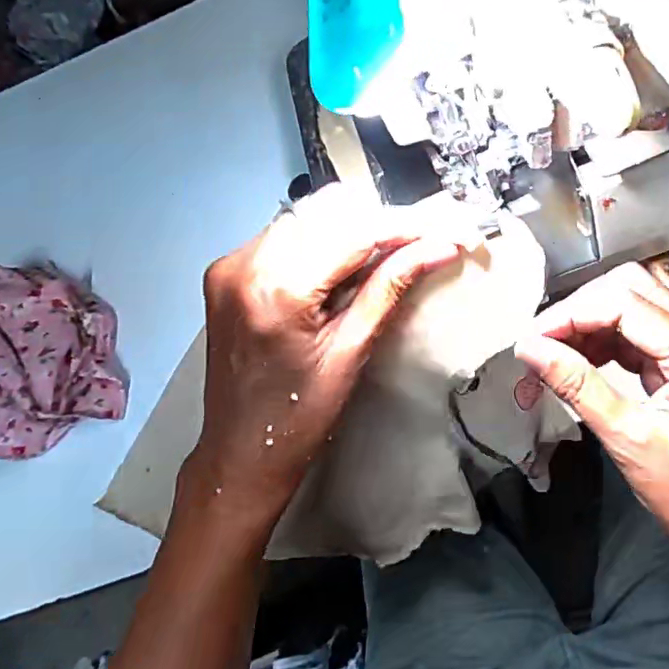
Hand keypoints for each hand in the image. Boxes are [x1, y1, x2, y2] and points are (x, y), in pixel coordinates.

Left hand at [179, 185, 472, 537]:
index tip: (444, 228)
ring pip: (303, 218)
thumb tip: (437, 248)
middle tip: (419, 242)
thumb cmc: (298, 420)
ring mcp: (229, 266)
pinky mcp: (225, 273)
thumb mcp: (351, 352)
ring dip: (347, 228)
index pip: (353, 233)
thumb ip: (390, 288)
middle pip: (326, 213)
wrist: (238, 455)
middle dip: (377, 223)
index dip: (405, 227)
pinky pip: (281, 236)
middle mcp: (244, 266)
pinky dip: (317, 241)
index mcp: (277, 290)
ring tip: (386, 254)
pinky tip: (340, 266)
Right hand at [512, 263, 668, 603]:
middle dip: (583, 307)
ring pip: (635, 306)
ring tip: (554, 351)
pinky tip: (577, 360)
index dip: (573, 314)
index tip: (535, 338)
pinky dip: (603, 340)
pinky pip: (637, 334)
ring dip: (591, 322)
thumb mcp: (627, 439)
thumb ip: (578, 386)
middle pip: (634, 289)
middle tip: (545, 339)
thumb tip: (531, 350)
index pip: (626, 304)